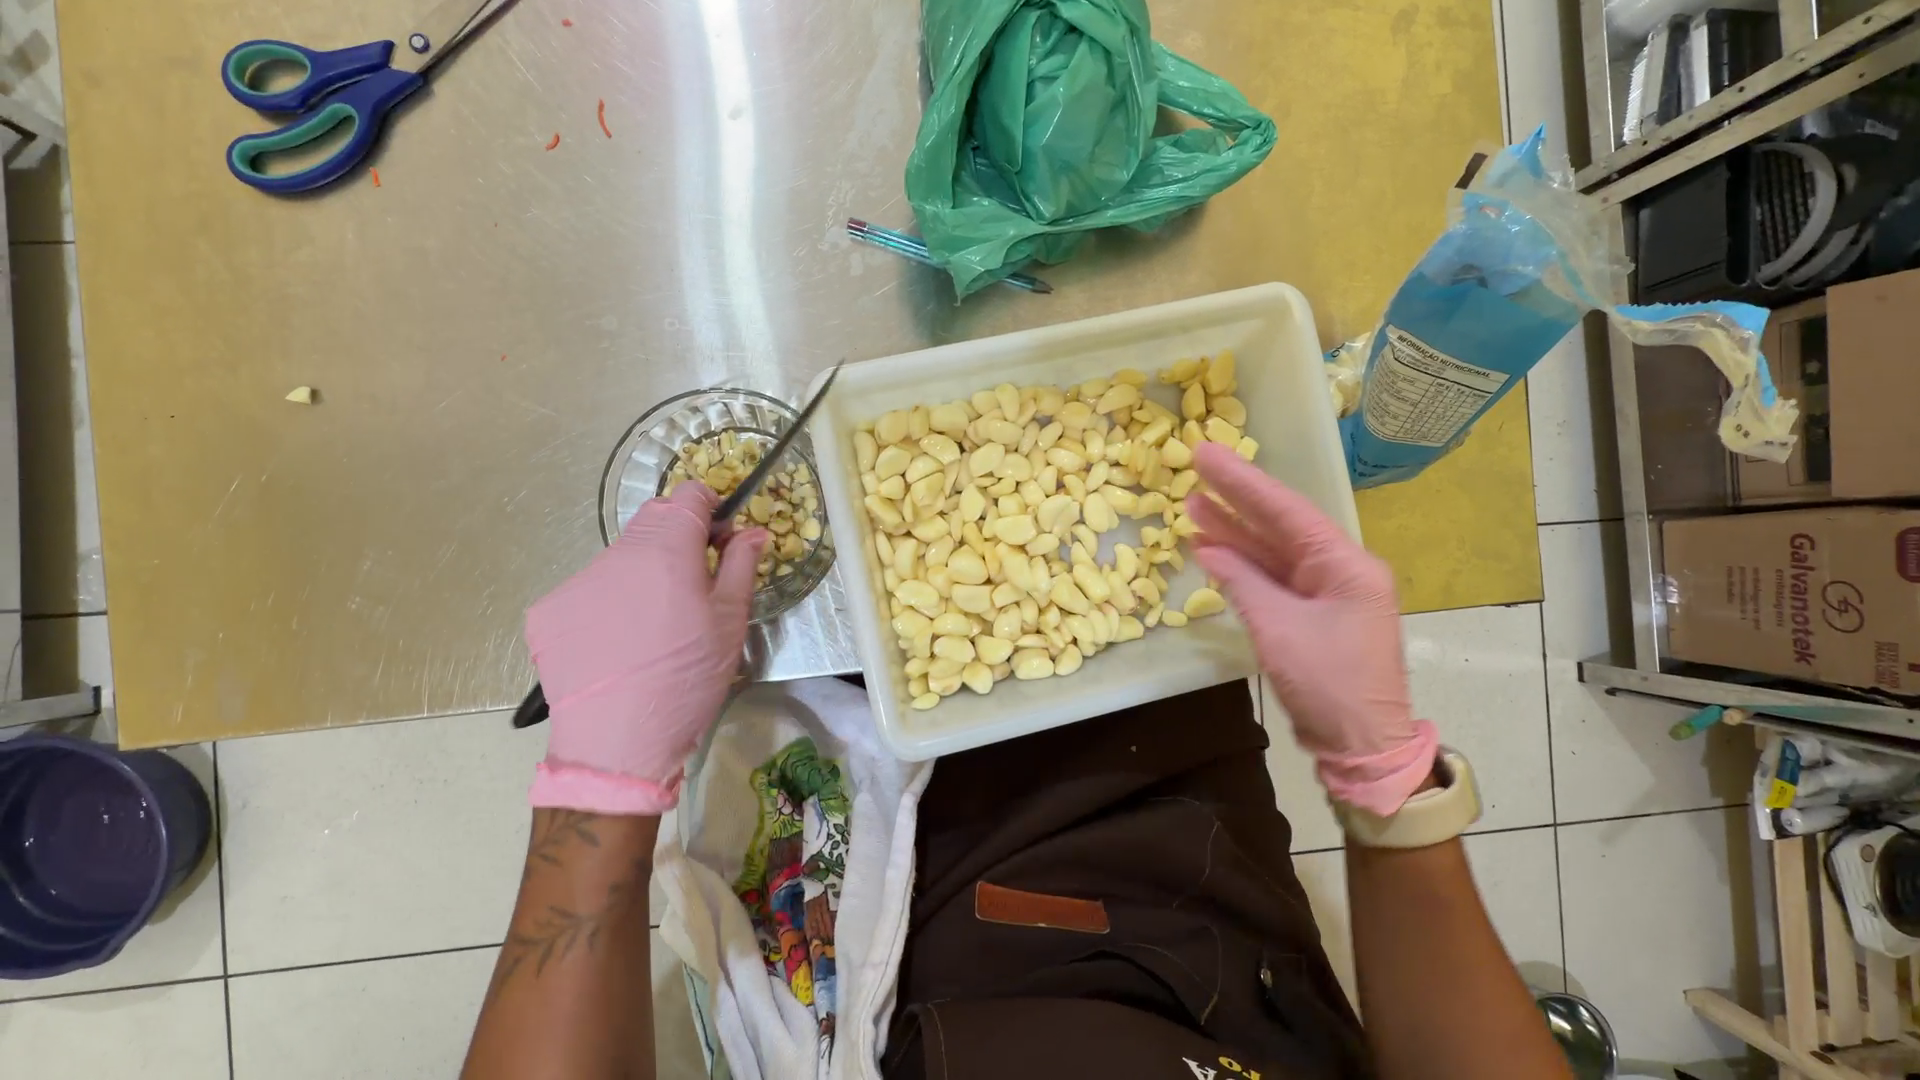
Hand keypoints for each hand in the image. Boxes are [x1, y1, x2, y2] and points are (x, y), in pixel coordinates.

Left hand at [523, 483, 767, 815]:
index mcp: (667, 550)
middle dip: (678, 541)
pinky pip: (591, 590)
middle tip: (694, 588)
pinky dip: (610, 603)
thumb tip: (753, 532)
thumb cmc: (688, 679)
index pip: (689, 496)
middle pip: (653, 523)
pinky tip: (620, 644)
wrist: (617, 743)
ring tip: (655, 626)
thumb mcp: (729, 623)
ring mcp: (577, 582)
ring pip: (622, 558)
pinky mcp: (549, 611)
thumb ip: (741, 567)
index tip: (720, 541)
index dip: (710, 509)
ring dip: (644, 573)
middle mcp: (617, 554)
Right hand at [1185, 442, 1436, 815]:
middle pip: (1281, 525)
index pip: (1287, 512)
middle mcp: (1340, 570)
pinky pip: (1274, 580)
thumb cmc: (1328, 683)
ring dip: (1235, 532)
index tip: (1206, 454)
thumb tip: (1209, 549)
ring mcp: (1327, 593)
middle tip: (1196, 467)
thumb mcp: (1279, 629)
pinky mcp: (1313, 616)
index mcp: (1346, 565)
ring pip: (1274, 552)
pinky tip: (1212, 549)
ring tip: (1193, 506)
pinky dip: (1243, 566)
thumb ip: (1243, 582)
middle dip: (1237, 499)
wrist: (1362, 745)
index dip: (1243, 482)